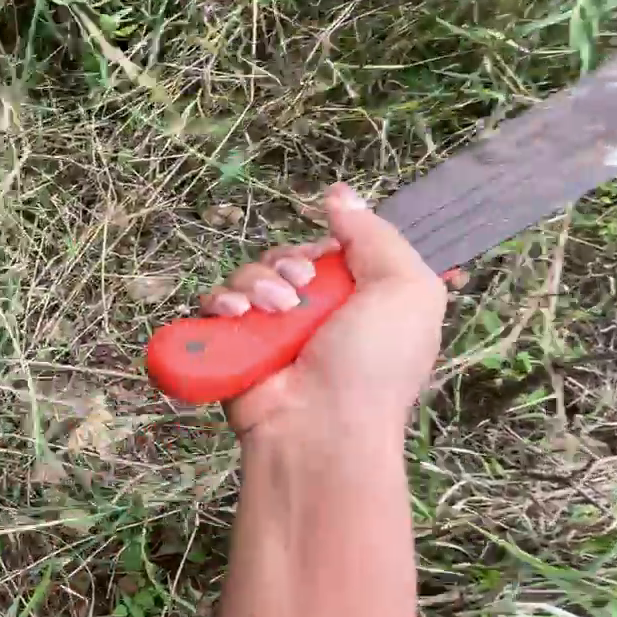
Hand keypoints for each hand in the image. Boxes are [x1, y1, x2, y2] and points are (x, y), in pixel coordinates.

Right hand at [198, 184, 448, 439]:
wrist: (319, 423)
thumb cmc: (372, 363)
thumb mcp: (405, 290)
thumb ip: (375, 236)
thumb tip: (340, 193)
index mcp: (355, 297)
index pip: (323, 250)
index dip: (318, 248)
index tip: (319, 260)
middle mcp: (309, 310)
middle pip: (280, 258)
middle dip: (282, 265)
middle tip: (294, 290)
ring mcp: (266, 327)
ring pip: (244, 277)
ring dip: (253, 286)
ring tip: (268, 311)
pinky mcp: (229, 342)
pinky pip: (212, 304)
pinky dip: (220, 304)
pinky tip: (234, 317)